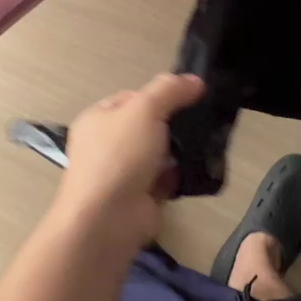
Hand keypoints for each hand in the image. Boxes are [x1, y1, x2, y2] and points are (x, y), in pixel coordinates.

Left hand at [53, 73, 203, 246]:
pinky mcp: (138, 197)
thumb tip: (195, 80)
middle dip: (171, 125)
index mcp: (98, 118)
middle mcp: (106, 144)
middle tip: (199, 123)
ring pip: (157, 153)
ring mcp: (121, 173)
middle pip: (147, 125)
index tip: (187, 98)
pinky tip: (193, 171)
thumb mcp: (145, 109)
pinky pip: (163, 179)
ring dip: (177, 152)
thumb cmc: (120, 155)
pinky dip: (176, 176)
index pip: (133, 97)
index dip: (159, 95)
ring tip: (203, 146)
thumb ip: (170, 90)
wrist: (108, 220)